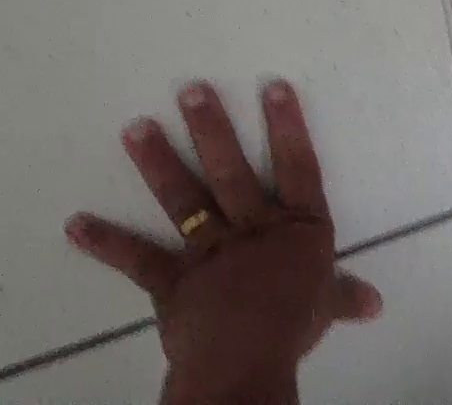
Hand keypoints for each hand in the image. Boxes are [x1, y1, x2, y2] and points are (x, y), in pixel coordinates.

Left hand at [65, 80, 381, 403]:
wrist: (244, 362)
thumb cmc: (294, 325)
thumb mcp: (327, 306)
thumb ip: (346, 295)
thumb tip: (376, 304)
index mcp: (297, 226)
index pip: (297, 165)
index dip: (288, 125)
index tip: (274, 88)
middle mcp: (253, 225)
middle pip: (232, 168)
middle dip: (212, 127)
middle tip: (191, 90)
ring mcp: (210, 249)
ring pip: (184, 198)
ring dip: (159, 162)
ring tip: (136, 128)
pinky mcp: (172, 279)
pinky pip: (137, 259)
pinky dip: (106, 242)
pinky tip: (75, 223)